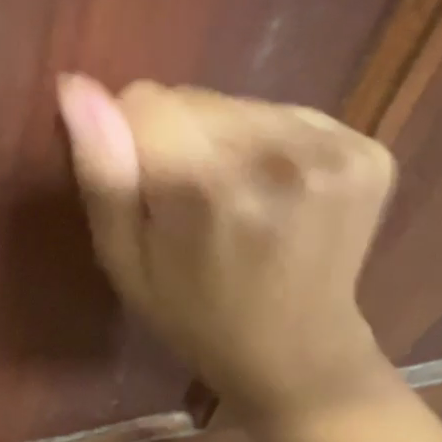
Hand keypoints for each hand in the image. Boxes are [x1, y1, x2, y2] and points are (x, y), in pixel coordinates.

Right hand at [56, 74, 400, 424]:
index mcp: (208, 188)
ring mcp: (334, 151)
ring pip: (239, 104)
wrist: (298, 353)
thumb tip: (74, 88)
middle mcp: (278, 155)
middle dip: (177, 139)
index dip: (129, 140)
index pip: (145, 102)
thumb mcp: (124, 260)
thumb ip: (102, 174)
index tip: (142, 189)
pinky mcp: (367, 150)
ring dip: (223, 140)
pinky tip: (273, 195)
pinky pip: (287, 115)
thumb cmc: (192, 315)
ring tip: (232, 202)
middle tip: (188, 205)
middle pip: (194, 98)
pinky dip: (270, 145)